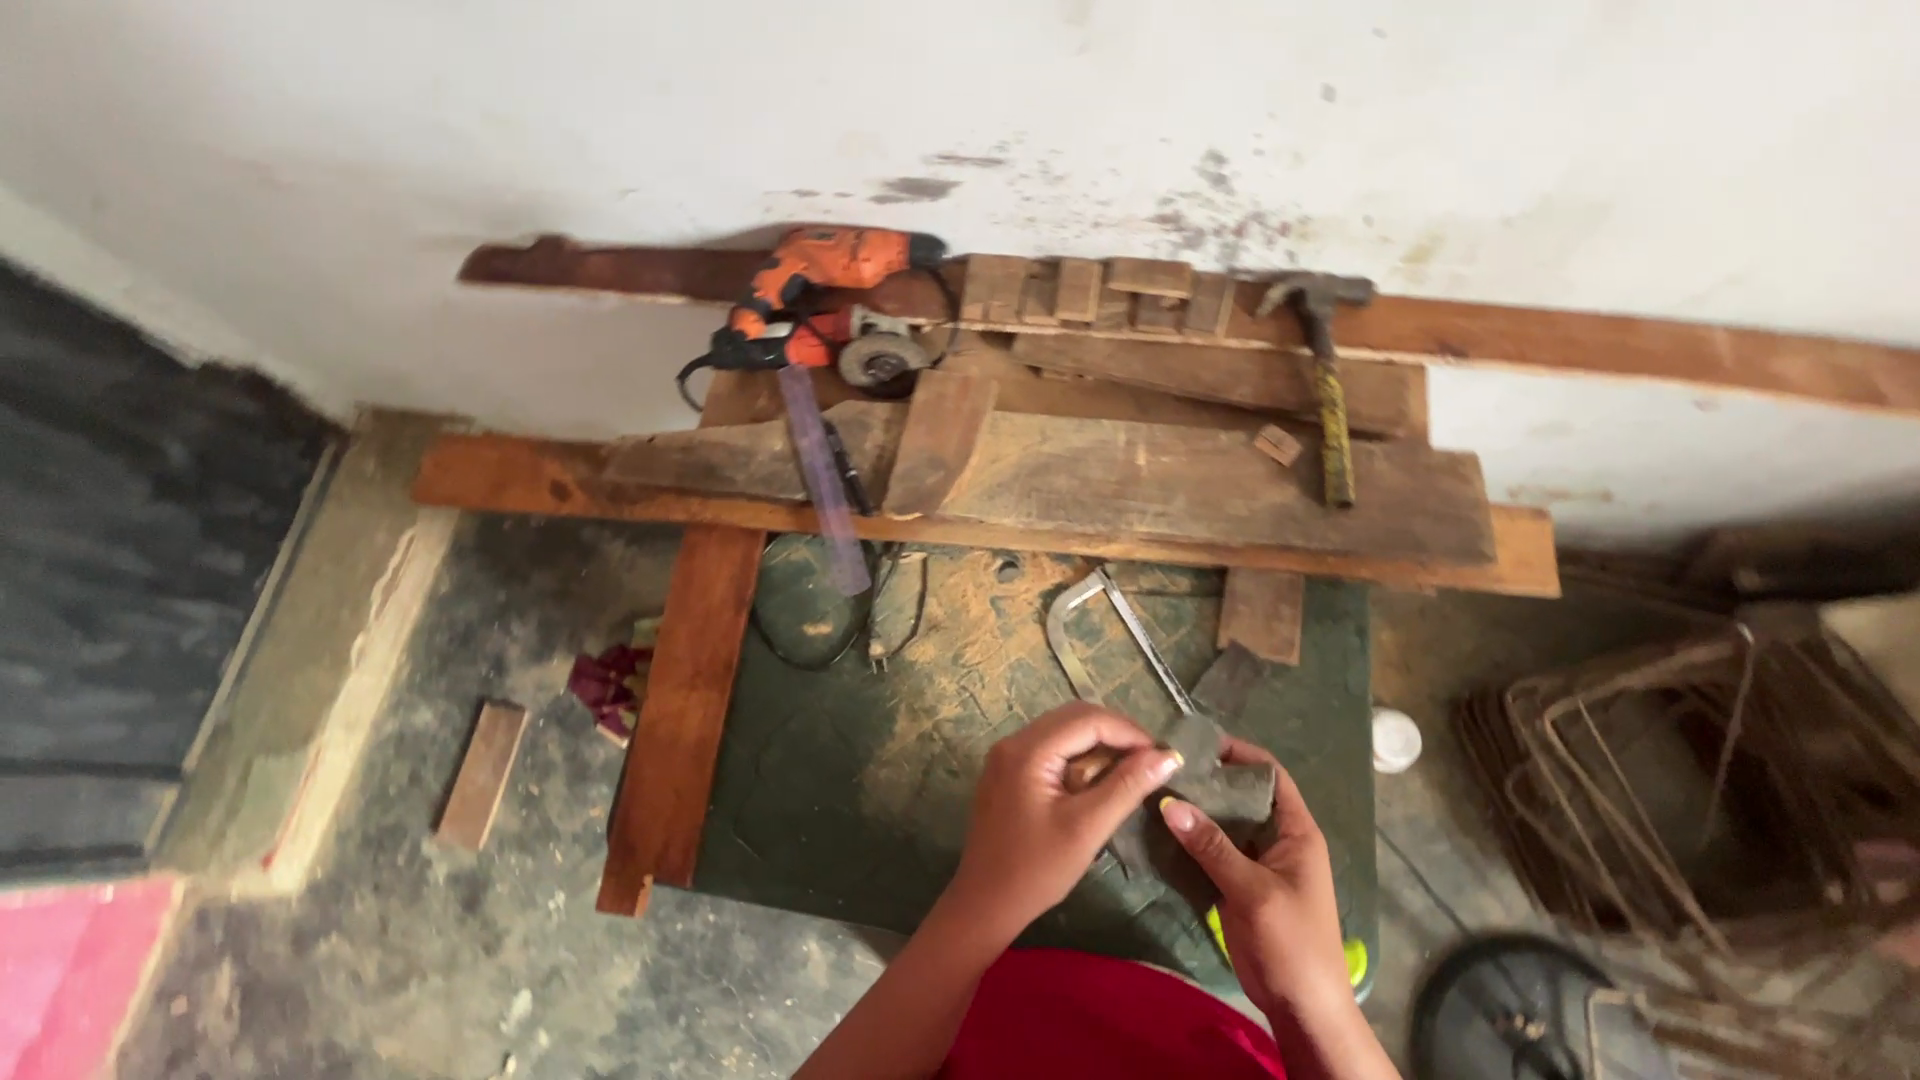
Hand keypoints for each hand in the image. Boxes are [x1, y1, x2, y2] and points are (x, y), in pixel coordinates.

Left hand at [946, 701, 1180, 935]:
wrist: (985, 902)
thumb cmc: (1036, 870)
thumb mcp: (1088, 828)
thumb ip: (1127, 787)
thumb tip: (1167, 757)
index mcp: (1028, 750)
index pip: (1088, 720)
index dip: (1129, 732)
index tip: (1162, 756)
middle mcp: (1013, 742)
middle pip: (1073, 717)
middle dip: (1115, 734)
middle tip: (1149, 762)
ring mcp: (1006, 755)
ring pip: (1062, 730)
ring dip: (1097, 745)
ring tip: (1129, 771)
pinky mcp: (1007, 771)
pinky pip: (1049, 747)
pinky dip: (1077, 756)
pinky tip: (1096, 781)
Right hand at [1159, 736, 1351, 1019]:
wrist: (1301, 1007)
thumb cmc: (1293, 943)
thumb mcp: (1254, 891)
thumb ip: (1212, 847)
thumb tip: (1170, 801)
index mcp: (1295, 832)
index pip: (1270, 776)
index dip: (1239, 755)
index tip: (1198, 744)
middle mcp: (1274, 839)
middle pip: (1240, 796)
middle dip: (1207, 781)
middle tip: (1163, 768)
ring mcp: (1254, 862)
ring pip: (1221, 824)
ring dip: (1193, 811)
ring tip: (1152, 791)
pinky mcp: (1235, 884)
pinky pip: (1209, 852)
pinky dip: (1187, 841)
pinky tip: (1156, 831)